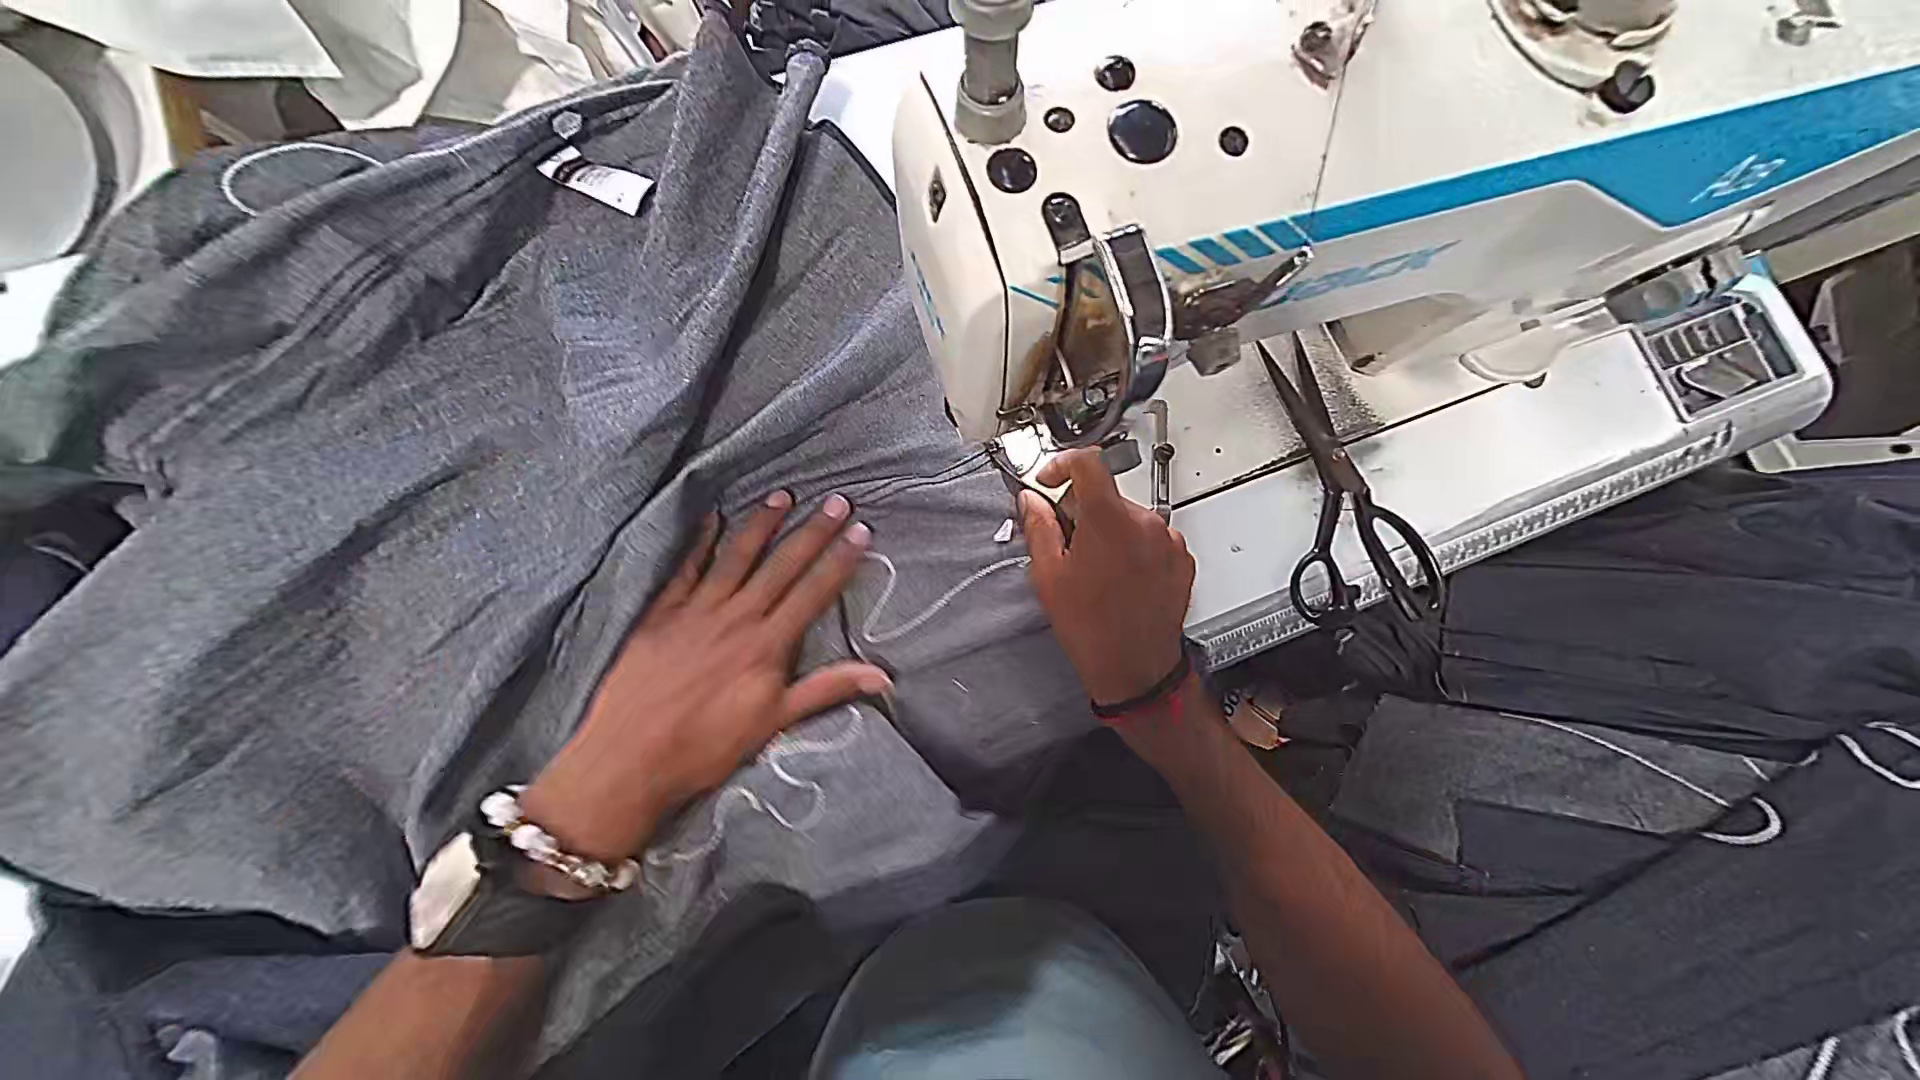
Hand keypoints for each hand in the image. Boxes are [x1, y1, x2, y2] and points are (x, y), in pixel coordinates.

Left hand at [521, 491, 889, 862]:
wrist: (628, 759)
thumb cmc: (706, 747)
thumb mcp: (774, 721)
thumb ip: (826, 689)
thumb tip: (881, 675)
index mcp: (767, 645)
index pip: (813, 592)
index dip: (840, 560)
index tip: (861, 531)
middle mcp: (737, 618)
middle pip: (782, 566)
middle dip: (813, 532)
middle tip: (837, 501)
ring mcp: (697, 611)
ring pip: (737, 557)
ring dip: (762, 524)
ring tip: (783, 495)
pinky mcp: (661, 614)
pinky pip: (685, 568)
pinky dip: (700, 541)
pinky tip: (712, 517)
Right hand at [1020, 449, 1195, 705]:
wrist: (1135, 667)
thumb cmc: (1094, 629)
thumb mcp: (1049, 575)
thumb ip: (1039, 526)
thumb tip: (1032, 501)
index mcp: (1108, 520)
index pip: (1087, 462)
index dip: (1062, 464)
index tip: (1052, 479)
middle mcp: (1145, 522)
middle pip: (1107, 494)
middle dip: (1083, 510)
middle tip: (1068, 543)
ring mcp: (1167, 540)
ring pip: (1129, 516)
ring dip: (1110, 530)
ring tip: (1097, 570)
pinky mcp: (1181, 557)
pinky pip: (1151, 537)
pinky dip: (1134, 547)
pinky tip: (1120, 577)